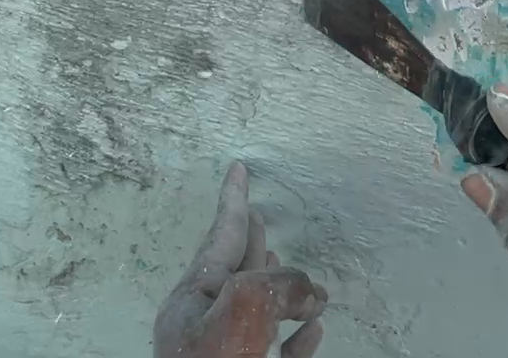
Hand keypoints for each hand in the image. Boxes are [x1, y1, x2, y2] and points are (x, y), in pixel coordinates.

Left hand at [155, 162, 327, 357]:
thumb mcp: (244, 310)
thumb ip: (277, 285)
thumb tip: (308, 291)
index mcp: (193, 297)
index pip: (220, 234)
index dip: (233, 198)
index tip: (238, 167)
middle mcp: (205, 321)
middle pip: (236, 269)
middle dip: (252, 243)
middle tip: (260, 216)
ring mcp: (226, 351)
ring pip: (260, 309)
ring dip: (285, 292)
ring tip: (306, 284)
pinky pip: (276, 347)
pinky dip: (296, 334)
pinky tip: (313, 329)